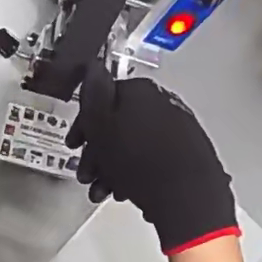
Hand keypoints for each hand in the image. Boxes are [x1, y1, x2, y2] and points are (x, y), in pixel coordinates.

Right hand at [65, 68, 237, 254]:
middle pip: (117, 126)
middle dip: (97, 153)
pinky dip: (133, 175)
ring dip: (111, 169)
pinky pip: (150, 161)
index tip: (75, 143)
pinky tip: (125, 192)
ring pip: (132, 147)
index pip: (102, 99)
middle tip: (87, 173)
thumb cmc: (139, 161)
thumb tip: (92, 67)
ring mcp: (176, 130)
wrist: (183, 194)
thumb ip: (93, 94)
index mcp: (141, 91)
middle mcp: (162, 104)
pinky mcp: (186, 154)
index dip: (83, 125)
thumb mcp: (101, 127)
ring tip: (102, 190)